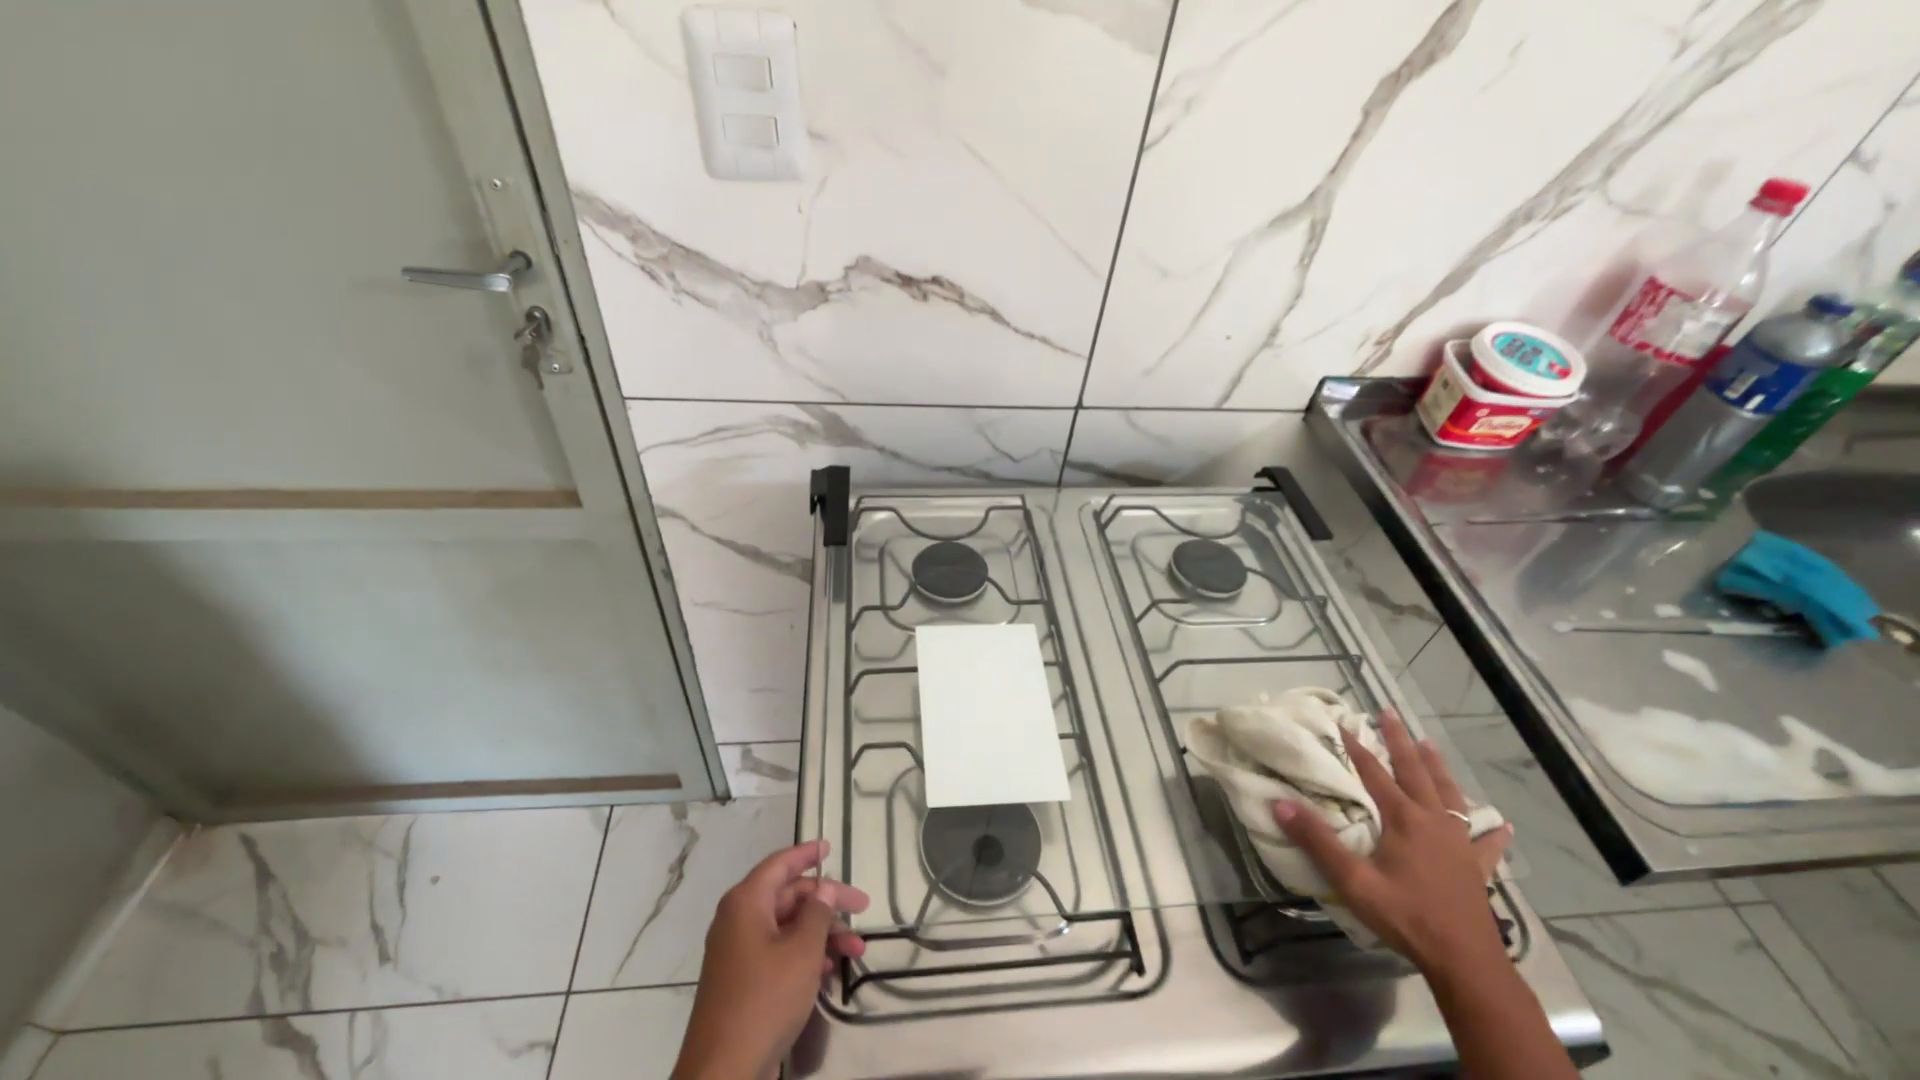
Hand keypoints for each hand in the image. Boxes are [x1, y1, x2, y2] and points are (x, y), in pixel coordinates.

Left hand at [671, 840, 869, 1079]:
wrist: (723, 1068)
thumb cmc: (765, 998)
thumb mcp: (802, 952)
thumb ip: (817, 914)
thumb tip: (823, 889)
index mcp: (746, 903)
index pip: (780, 864)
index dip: (806, 854)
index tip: (829, 847)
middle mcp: (738, 920)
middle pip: (787, 896)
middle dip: (826, 902)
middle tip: (863, 909)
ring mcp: (737, 951)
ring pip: (786, 927)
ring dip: (821, 932)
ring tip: (856, 949)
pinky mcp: (741, 980)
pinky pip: (778, 952)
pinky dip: (804, 954)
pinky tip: (830, 970)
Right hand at [1271, 712, 1513, 975]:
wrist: (1463, 957)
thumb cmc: (1405, 915)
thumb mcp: (1353, 881)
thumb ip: (1318, 841)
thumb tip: (1281, 804)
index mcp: (1404, 819)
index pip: (1375, 775)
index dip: (1357, 749)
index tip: (1343, 723)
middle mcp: (1434, 821)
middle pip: (1416, 772)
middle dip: (1400, 742)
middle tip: (1390, 714)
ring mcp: (1460, 843)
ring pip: (1449, 795)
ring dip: (1438, 768)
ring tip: (1430, 745)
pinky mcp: (1476, 867)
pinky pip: (1486, 841)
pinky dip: (1492, 830)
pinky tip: (1502, 825)